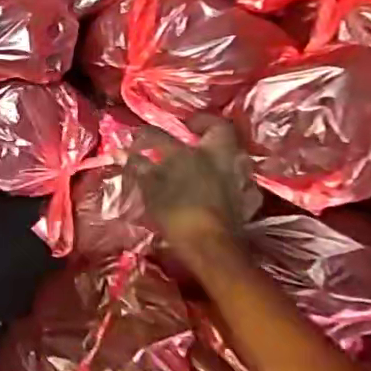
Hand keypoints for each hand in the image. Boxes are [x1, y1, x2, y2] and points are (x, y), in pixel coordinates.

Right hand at [125, 115, 252, 262]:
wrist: (210, 246)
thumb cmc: (174, 213)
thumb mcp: (149, 188)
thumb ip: (138, 167)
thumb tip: (121, 153)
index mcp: (188, 153)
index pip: (161, 135)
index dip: (145, 135)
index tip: (136, 138)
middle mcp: (217, 158)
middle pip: (219, 129)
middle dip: (205, 124)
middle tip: (191, 128)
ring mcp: (238, 176)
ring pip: (237, 153)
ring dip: (224, 150)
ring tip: (210, 155)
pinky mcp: (249, 197)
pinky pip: (244, 179)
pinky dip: (234, 178)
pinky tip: (226, 183)